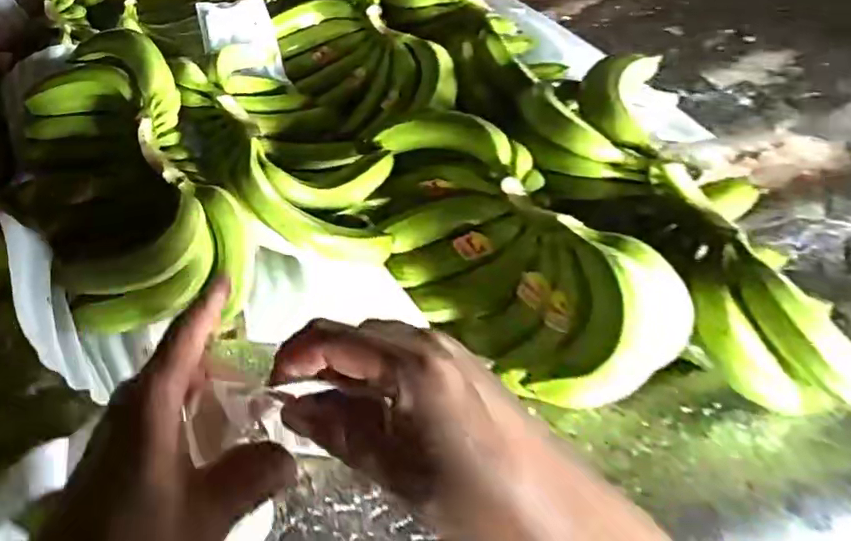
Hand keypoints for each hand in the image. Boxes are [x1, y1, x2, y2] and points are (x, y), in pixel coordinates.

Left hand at [40, 279, 294, 540]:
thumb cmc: (138, 531)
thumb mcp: (203, 513)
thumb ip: (248, 478)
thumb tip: (289, 454)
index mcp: (151, 397)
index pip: (184, 337)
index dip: (207, 305)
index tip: (225, 275)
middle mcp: (132, 397)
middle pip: (176, 357)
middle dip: (211, 345)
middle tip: (249, 341)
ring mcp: (119, 421)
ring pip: (165, 383)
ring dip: (198, 378)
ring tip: (235, 381)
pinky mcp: (114, 444)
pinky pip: (155, 405)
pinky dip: (183, 402)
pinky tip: (201, 425)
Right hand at [271, 320, 666, 540]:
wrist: (580, 526)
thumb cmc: (489, 509)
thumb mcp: (407, 480)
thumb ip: (345, 436)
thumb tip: (292, 409)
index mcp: (412, 363)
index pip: (332, 338)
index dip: (293, 356)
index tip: (270, 387)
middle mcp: (426, 340)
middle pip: (350, 330)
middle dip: (313, 356)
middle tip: (289, 396)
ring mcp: (445, 349)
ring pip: (373, 338)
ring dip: (341, 362)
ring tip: (322, 403)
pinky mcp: (459, 364)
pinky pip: (398, 351)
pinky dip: (371, 369)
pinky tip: (367, 404)